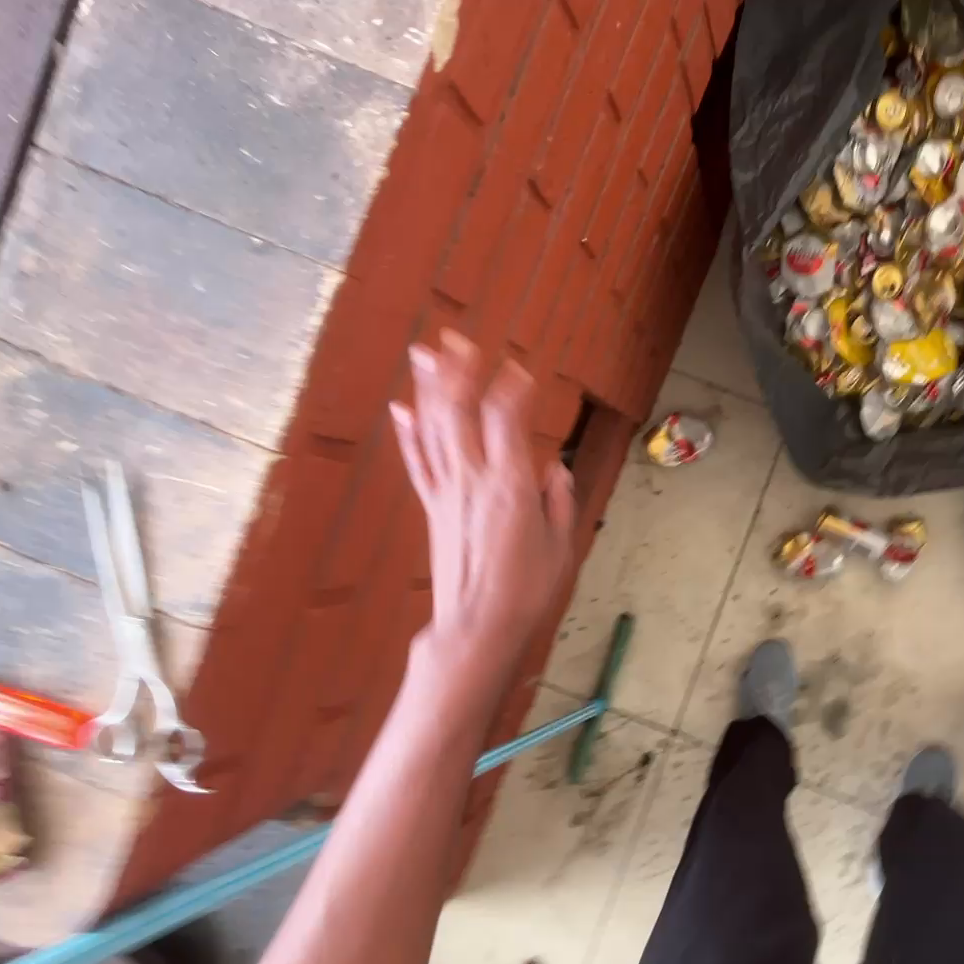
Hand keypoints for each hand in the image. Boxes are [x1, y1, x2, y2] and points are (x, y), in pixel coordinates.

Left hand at [389, 330, 574, 659]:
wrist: (478, 625)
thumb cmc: (529, 589)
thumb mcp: (561, 544)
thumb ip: (558, 499)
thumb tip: (553, 466)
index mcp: (511, 486)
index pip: (507, 420)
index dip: (512, 388)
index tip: (520, 367)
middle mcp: (473, 479)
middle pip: (460, 413)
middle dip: (458, 372)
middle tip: (455, 337)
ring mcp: (447, 491)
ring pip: (434, 429)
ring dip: (429, 388)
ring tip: (425, 354)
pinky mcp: (431, 507)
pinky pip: (417, 462)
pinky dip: (408, 433)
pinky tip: (402, 408)